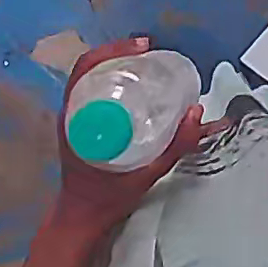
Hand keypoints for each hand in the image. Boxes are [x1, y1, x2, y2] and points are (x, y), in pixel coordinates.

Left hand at [53, 37, 205, 234]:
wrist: (82, 219)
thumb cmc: (108, 199)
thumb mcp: (146, 173)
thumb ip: (175, 145)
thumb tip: (196, 112)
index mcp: (76, 120)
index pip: (85, 70)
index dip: (112, 51)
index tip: (142, 47)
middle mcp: (71, 114)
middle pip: (89, 68)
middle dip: (118, 52)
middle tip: (149, 50)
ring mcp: (74, 119)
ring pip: (92, 78)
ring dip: (116, 63)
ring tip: (146, 60)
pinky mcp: (83, 124)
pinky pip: (96, 92)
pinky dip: (115, 80)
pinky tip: (137, 82)